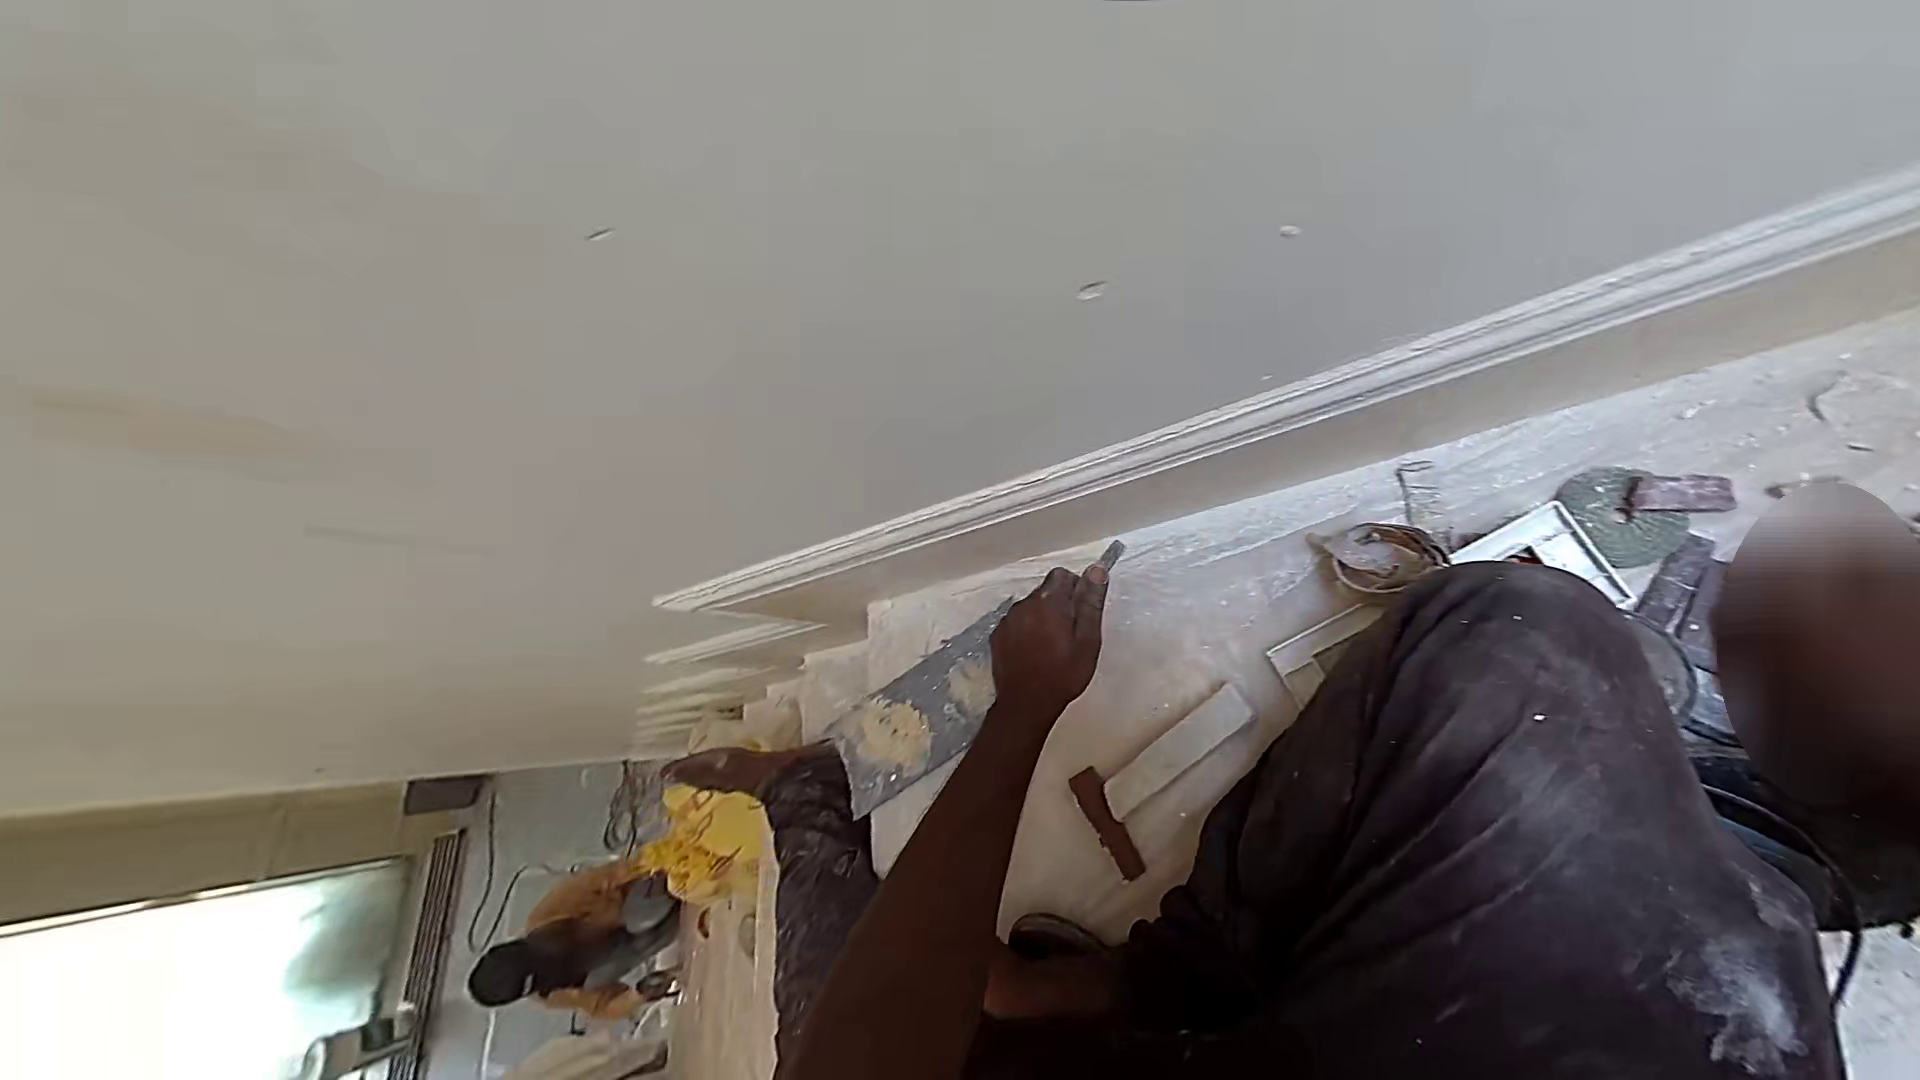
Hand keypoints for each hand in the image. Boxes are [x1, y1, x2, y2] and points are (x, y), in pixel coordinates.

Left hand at [989, 561, 1108, 724]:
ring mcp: (1007, 619)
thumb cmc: (1063, 674)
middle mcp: (1023, 604)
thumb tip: (1096, 569)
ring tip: (1051, 645)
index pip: (1061, 575)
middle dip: (1059, 604)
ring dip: (1041, 616)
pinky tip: (1033, 651)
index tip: (1081, 612)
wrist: (1026, 703)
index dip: (1075, 588)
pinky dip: (1026, 629)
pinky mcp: (997, 634)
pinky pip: (1016, 622)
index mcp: (1048, 601)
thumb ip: (1090, 603)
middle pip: (1045, 590)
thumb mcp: (1087, 641)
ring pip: (1030, 606)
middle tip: (1070, 634)